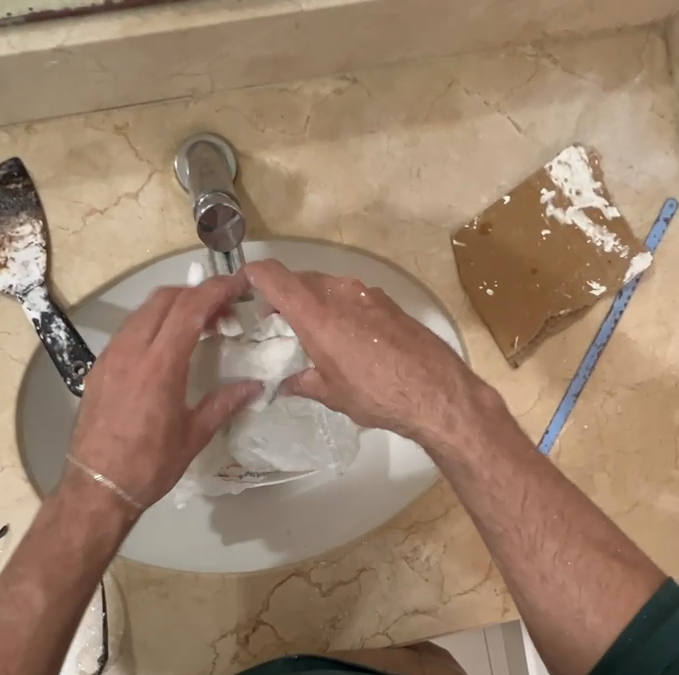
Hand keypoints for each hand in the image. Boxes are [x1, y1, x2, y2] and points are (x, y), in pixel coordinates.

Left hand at [67, 272, 260, 508]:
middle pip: (165, 300)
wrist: (98, 485)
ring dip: (173, 309)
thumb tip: (255, 387)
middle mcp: (132, 350)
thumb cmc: (150, 464)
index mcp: (160, 364)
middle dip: (197, 295)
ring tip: (198, 328)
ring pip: (144, 312)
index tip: (239, 283)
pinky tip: (166, 349)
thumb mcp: (194, 435)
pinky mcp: (100, 368)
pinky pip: (129, 332)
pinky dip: (153, 326)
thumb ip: (224, 403)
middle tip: (223, 311)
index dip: (217, 290)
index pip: (190, 308)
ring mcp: (111, 357)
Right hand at [243, 259, 499, 447]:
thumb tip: (287, 384)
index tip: (242, 286)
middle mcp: (340, 293)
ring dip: (312, 302)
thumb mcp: (332, 394)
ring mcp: (367, 294)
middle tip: (274, 321)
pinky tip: (344, 337)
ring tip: (309, 332)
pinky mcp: (388, 302)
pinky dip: (338, 309)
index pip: (273, 276)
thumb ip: (304, 383)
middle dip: (282, 296)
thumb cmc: (378, 394)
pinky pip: (352, 296)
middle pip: (300, 280)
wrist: (437, 392)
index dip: (253, 276)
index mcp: (317, 313)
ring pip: (327, 287)